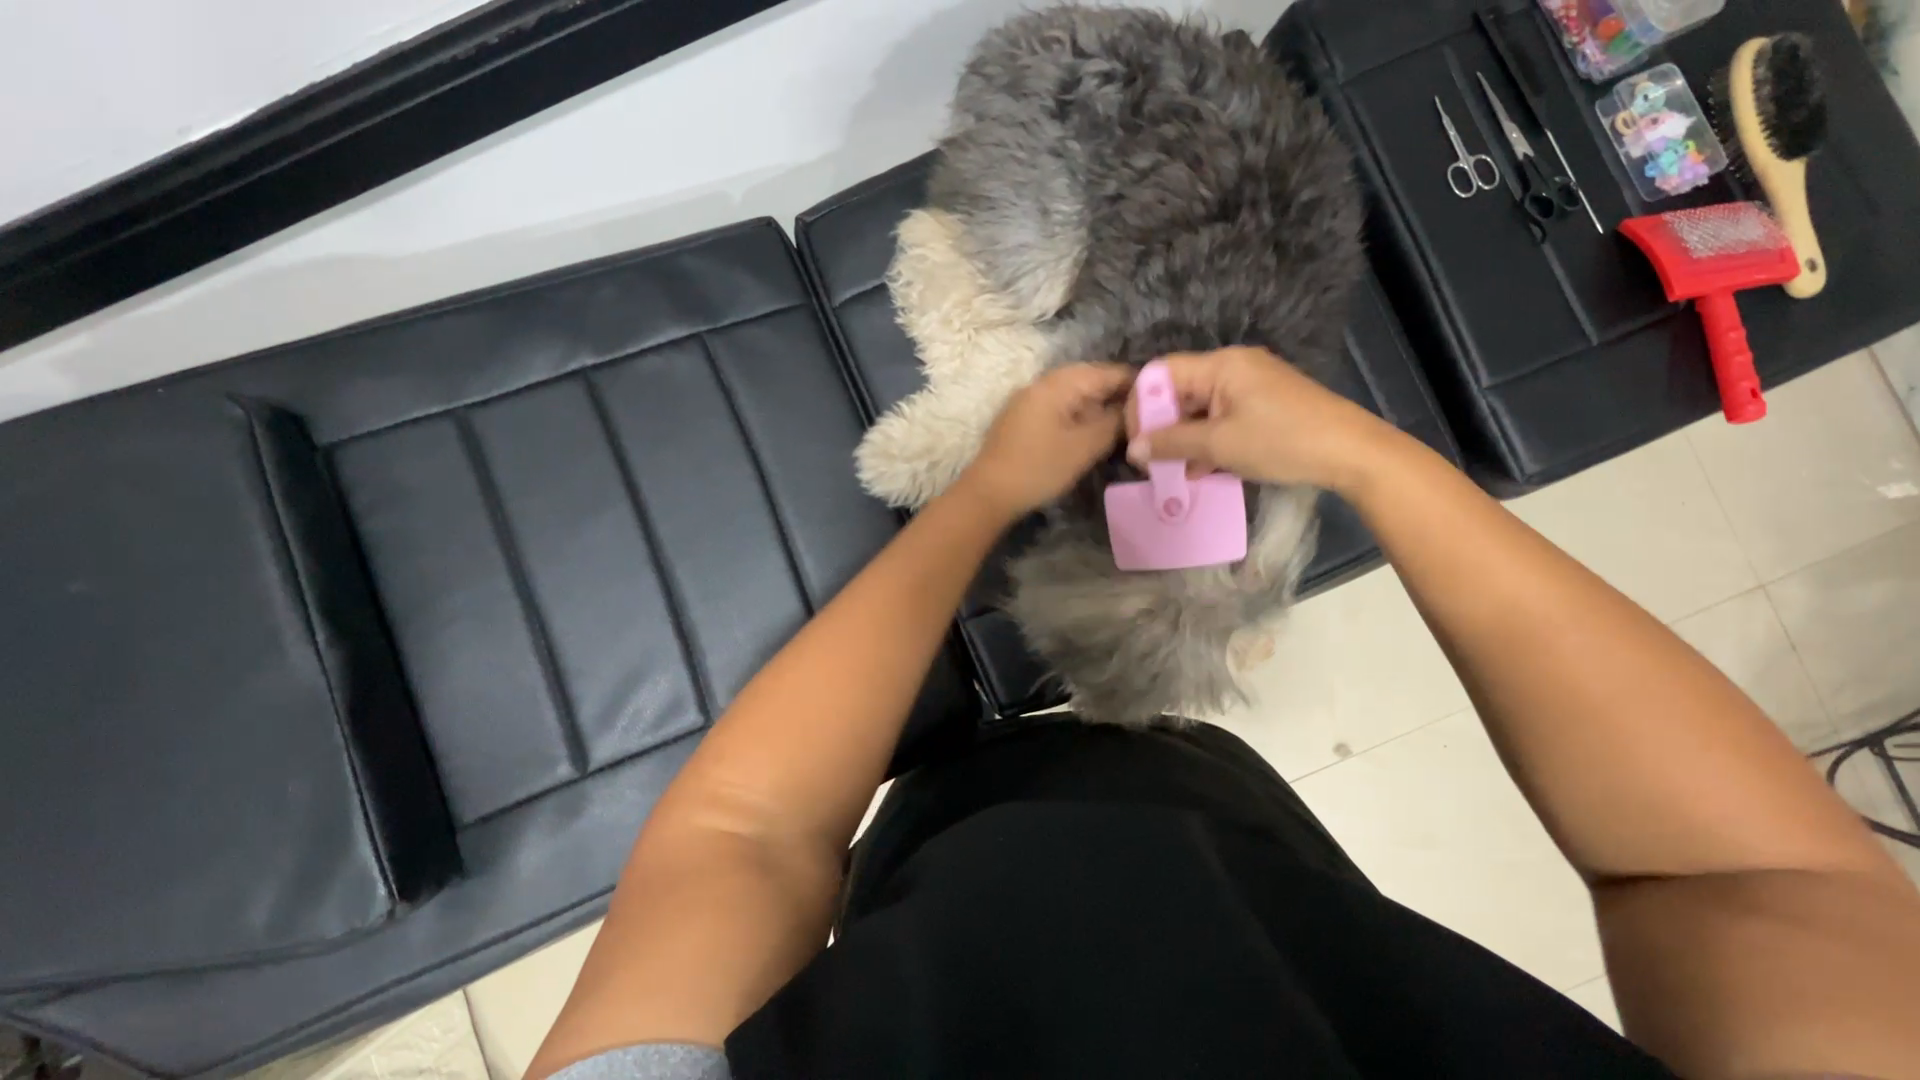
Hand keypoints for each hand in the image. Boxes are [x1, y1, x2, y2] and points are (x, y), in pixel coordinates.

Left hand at [954, 363, 1131, 518]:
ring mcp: (1028, 401)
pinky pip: (1059, 409)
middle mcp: (1042, 384)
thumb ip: (1114, 423)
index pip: (1106, 372)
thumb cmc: (1039, 467)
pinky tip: (1091, 435)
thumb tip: (1135, 412)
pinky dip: (1078, 417)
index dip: (1135, 383)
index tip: (1159, 398)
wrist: (988, 493)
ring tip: (1123, 426)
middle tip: (1143, 415)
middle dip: (1116, 395)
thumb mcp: (1085, 446)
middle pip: (1089, 380)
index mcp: (1058, 383)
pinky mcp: (1022, 420)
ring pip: (1073, 396)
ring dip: (1097, 408)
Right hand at [1123, 347, 1396, 491]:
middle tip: (1152, 463)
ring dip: (1184, 438)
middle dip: (1161, 427)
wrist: (1352, 452)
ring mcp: (1252, 384)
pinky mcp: (1264, 404)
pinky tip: (1203, 469)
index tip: (1136, 443)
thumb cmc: (1281, 442)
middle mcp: (1234, 366)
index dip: (1140, 406)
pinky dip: (1208, 440)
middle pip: (1180, 390)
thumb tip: (1133, 449)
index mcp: (1221, 364)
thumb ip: (1172, 444)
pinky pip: (1222, 416)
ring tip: (1176, 472)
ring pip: (1200, 407)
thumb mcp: (1220, 445)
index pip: (1161, 373)